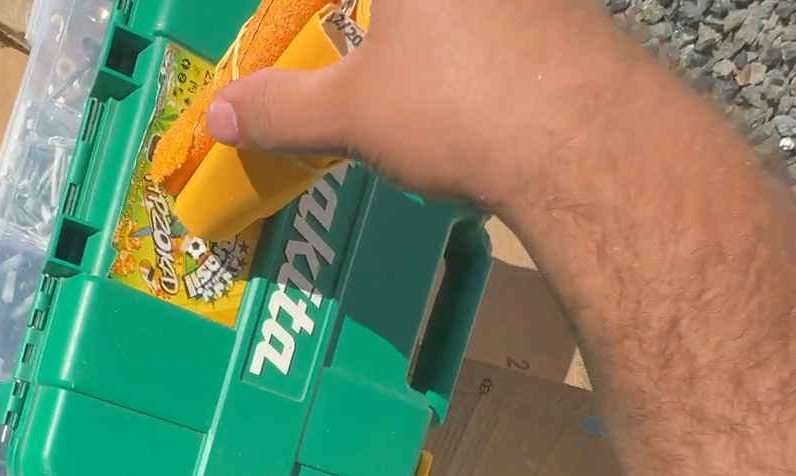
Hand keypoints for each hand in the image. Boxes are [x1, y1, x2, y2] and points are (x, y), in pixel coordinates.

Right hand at [204, 0, 664, 210]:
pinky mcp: (556, 4)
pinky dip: (461, 32)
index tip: (297, 29)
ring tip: (396, 67)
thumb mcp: (349, 113)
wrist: (579, 141)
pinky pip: (488, 16)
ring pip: (445, 12)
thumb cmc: (451, 105)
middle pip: (389, 2)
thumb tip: (217, 116)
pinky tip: (455, 73)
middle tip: (344, 49)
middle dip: (361, 26)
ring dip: (416, 30)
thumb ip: (279, 109)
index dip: (307, 12)